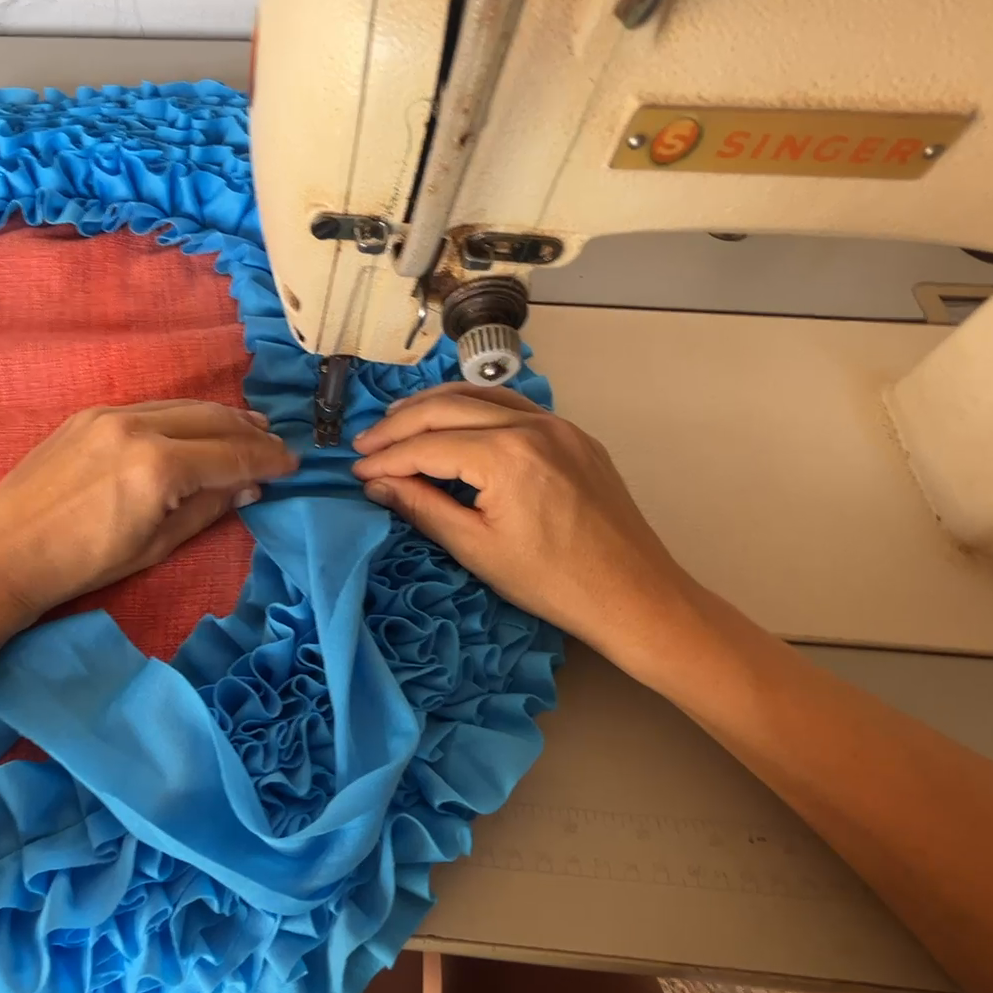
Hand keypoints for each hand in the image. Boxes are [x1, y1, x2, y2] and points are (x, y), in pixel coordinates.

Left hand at [0, 400, 297, 620]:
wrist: (6, 551)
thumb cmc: (83, 563)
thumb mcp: (155, 546)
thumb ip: (207, 509)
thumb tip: (248, 488)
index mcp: (159, 467)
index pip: (230, 455)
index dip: (266, 460)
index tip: (292, 464)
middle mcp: (139, 427)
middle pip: (213, 419)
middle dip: (250, 432)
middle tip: (275, 445)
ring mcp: (111, 414)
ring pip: (184, 406)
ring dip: (220, 417)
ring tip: (248, 428)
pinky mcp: (90, 414)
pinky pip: (152, 407)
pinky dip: (183, 416)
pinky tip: (195, 427)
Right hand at [351, 384, 695, 653]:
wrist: (635, 595)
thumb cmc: (552, 582)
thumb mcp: (476, 549)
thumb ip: (422, 507)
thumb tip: (377, 484)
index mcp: (506, 456)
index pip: (428, 446)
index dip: (386, 459)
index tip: (357, 471)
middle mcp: (532, 426)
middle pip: (447, 408)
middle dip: (399, 426)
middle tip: (365, 444)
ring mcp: (558, 425)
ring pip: (480, 396)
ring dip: (434, 406)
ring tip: (397, 423)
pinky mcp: (574, 434)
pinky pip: (512, 406)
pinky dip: (474, 407)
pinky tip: (454, 422)